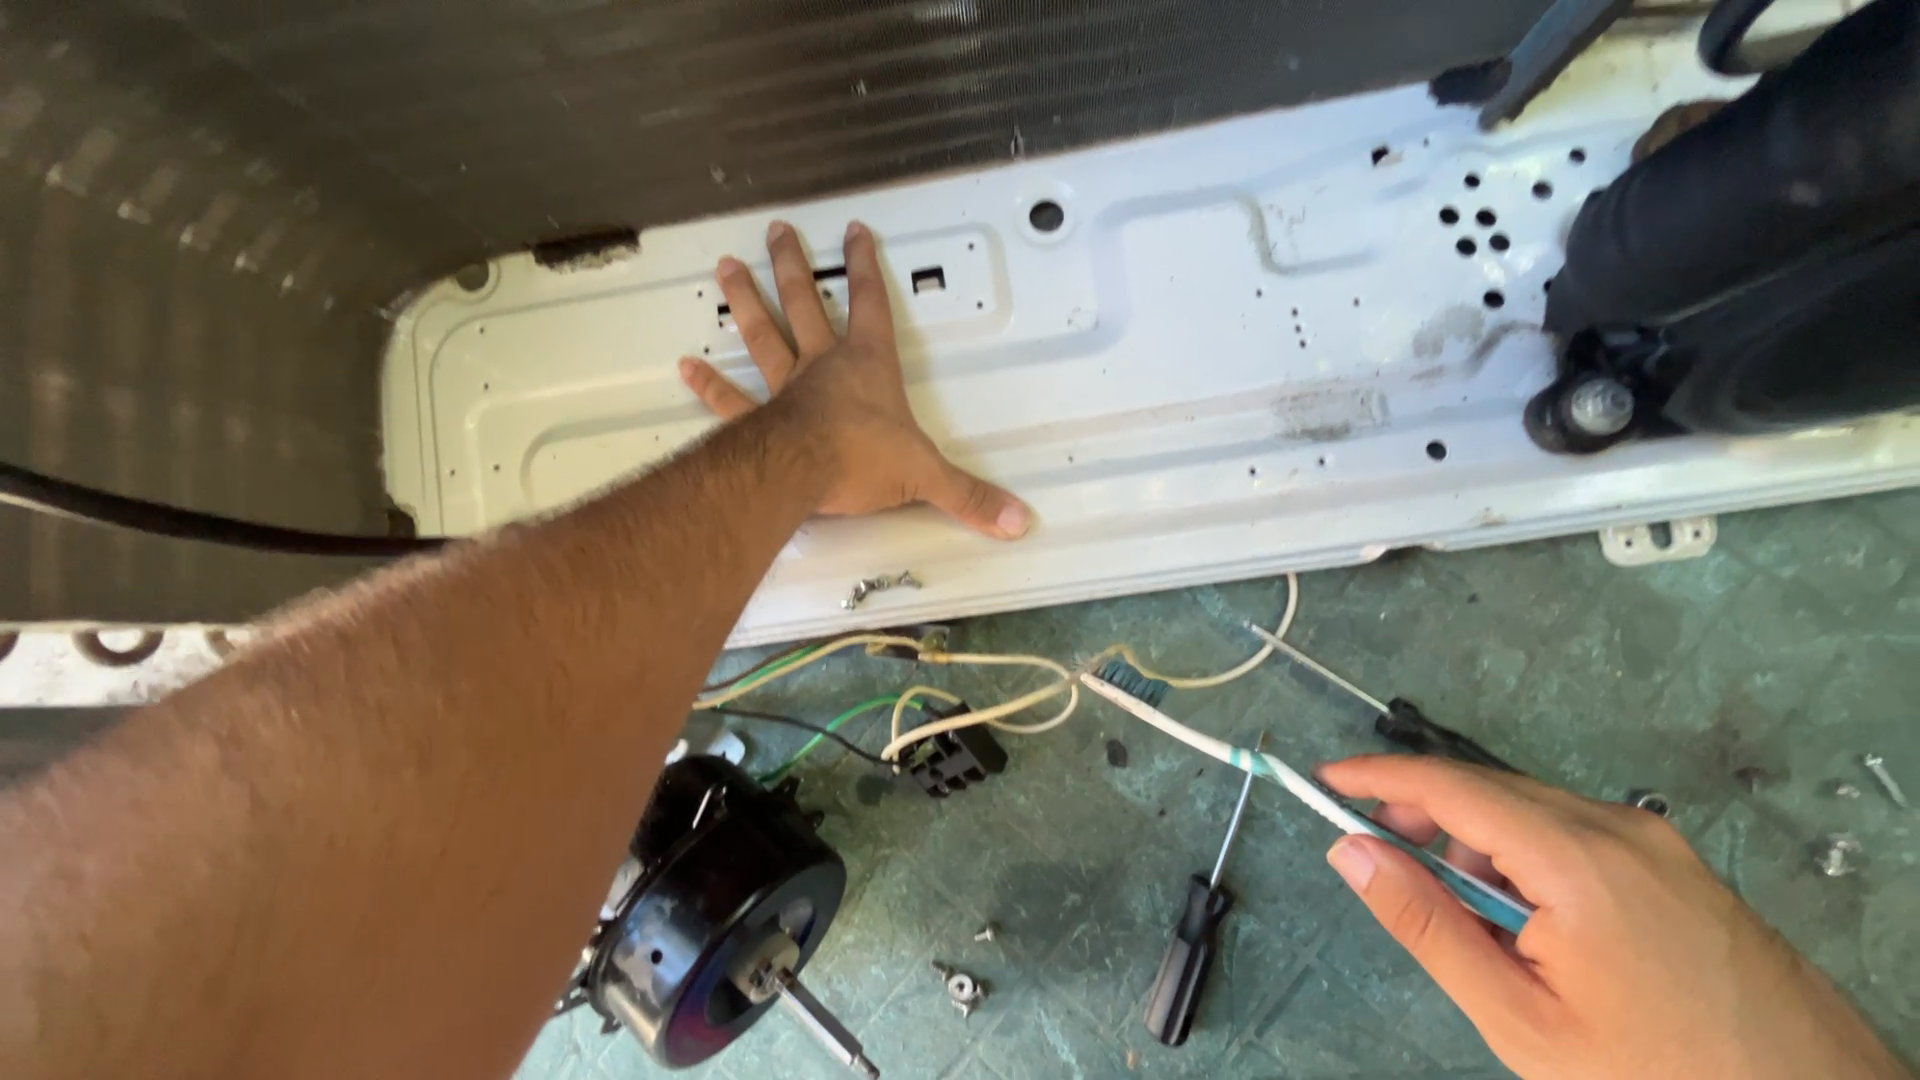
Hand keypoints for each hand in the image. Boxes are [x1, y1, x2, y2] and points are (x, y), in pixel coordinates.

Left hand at [677, 220, 1030, 539]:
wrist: (807, 474)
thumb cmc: (865, 460)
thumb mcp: (928, 476)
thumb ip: (971, 497)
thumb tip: (1020, 522)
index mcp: (869, 366)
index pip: (872, 305)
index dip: (867, 267)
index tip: (855, 229)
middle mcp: (825, 366)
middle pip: (807, 304)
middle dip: (793, 267)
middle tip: (775, 230)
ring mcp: (787, 390)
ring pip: (764, 336)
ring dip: (746, 303)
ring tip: (725, 269)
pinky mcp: (760, 420)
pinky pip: (732, 400)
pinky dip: (710, 386)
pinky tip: (686, 366)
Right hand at [1318, 755, 1908, 1079]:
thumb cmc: (1655, 1078)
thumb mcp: (1519, 1016)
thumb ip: (1425, 923)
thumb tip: (1349, 850)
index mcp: (1578, 858)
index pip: (1450, 787)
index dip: (1377, 777)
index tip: (1324, 779)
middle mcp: (1619, 828)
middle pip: (1488, 789)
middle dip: (1421, 808)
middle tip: (1377, 848)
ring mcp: (1657, 843)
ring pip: (1530, 808)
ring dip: (1473, 835)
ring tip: (1458, 902)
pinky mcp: (1678, 864)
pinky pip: (1573, 831)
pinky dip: (1522, 850)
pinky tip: (1522, 910)